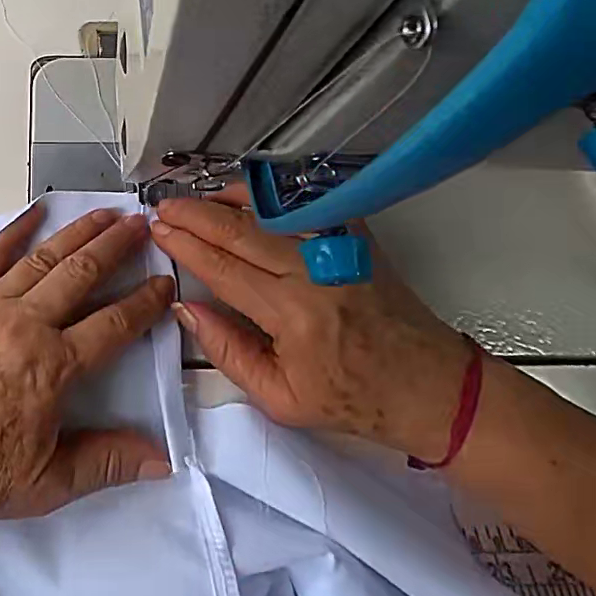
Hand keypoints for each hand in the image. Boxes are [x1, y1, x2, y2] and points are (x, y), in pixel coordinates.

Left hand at [0, 205, 175, 577]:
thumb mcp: (47, 482)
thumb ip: (107, 461)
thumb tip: (164, 459)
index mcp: (52, 368)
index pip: (113, 326)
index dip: (144, 302)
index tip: (164, 283)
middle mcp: (23, 325)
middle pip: (81, 275)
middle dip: (116, 247)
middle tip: (141, 226)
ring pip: (42, 258)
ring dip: (76, 233)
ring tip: (104, 215)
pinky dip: (13, 231)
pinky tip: (34, 214)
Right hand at [148, 187, 475, 462]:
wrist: (435, 391)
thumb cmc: (357, 399)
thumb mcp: (280, 398)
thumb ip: (227, 351)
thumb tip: (187, 309)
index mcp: (293, 316)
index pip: (222, 268)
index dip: (184, 246)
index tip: (159, 233)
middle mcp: (314, 275)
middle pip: (239, 231)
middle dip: (194, 215)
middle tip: (164, 208)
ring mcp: (339, 253)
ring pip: (270, 211)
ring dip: (226, 199)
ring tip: (195, 199)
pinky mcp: (357, 243)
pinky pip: (306, 208)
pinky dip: (269, 197)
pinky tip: (245, 196)